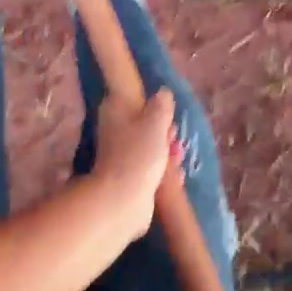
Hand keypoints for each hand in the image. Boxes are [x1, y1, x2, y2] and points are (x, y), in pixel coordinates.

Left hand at [89, 88, 180, 241]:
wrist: (123, 198)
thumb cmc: (139, 154)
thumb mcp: (155, 123)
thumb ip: (161, 106)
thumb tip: (163, 92)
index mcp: (114, 109)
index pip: (133, 97)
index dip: (152, 105)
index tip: (167, 115)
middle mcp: (112, 127)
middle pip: (142, 122)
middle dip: (163, 130)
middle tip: (174, 139)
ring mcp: (118, 151)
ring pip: (147, 144)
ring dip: (166, 150)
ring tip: (178, 159)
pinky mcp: (126, 172)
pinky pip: (148, 164)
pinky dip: (162, 168)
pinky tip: (176, 175)